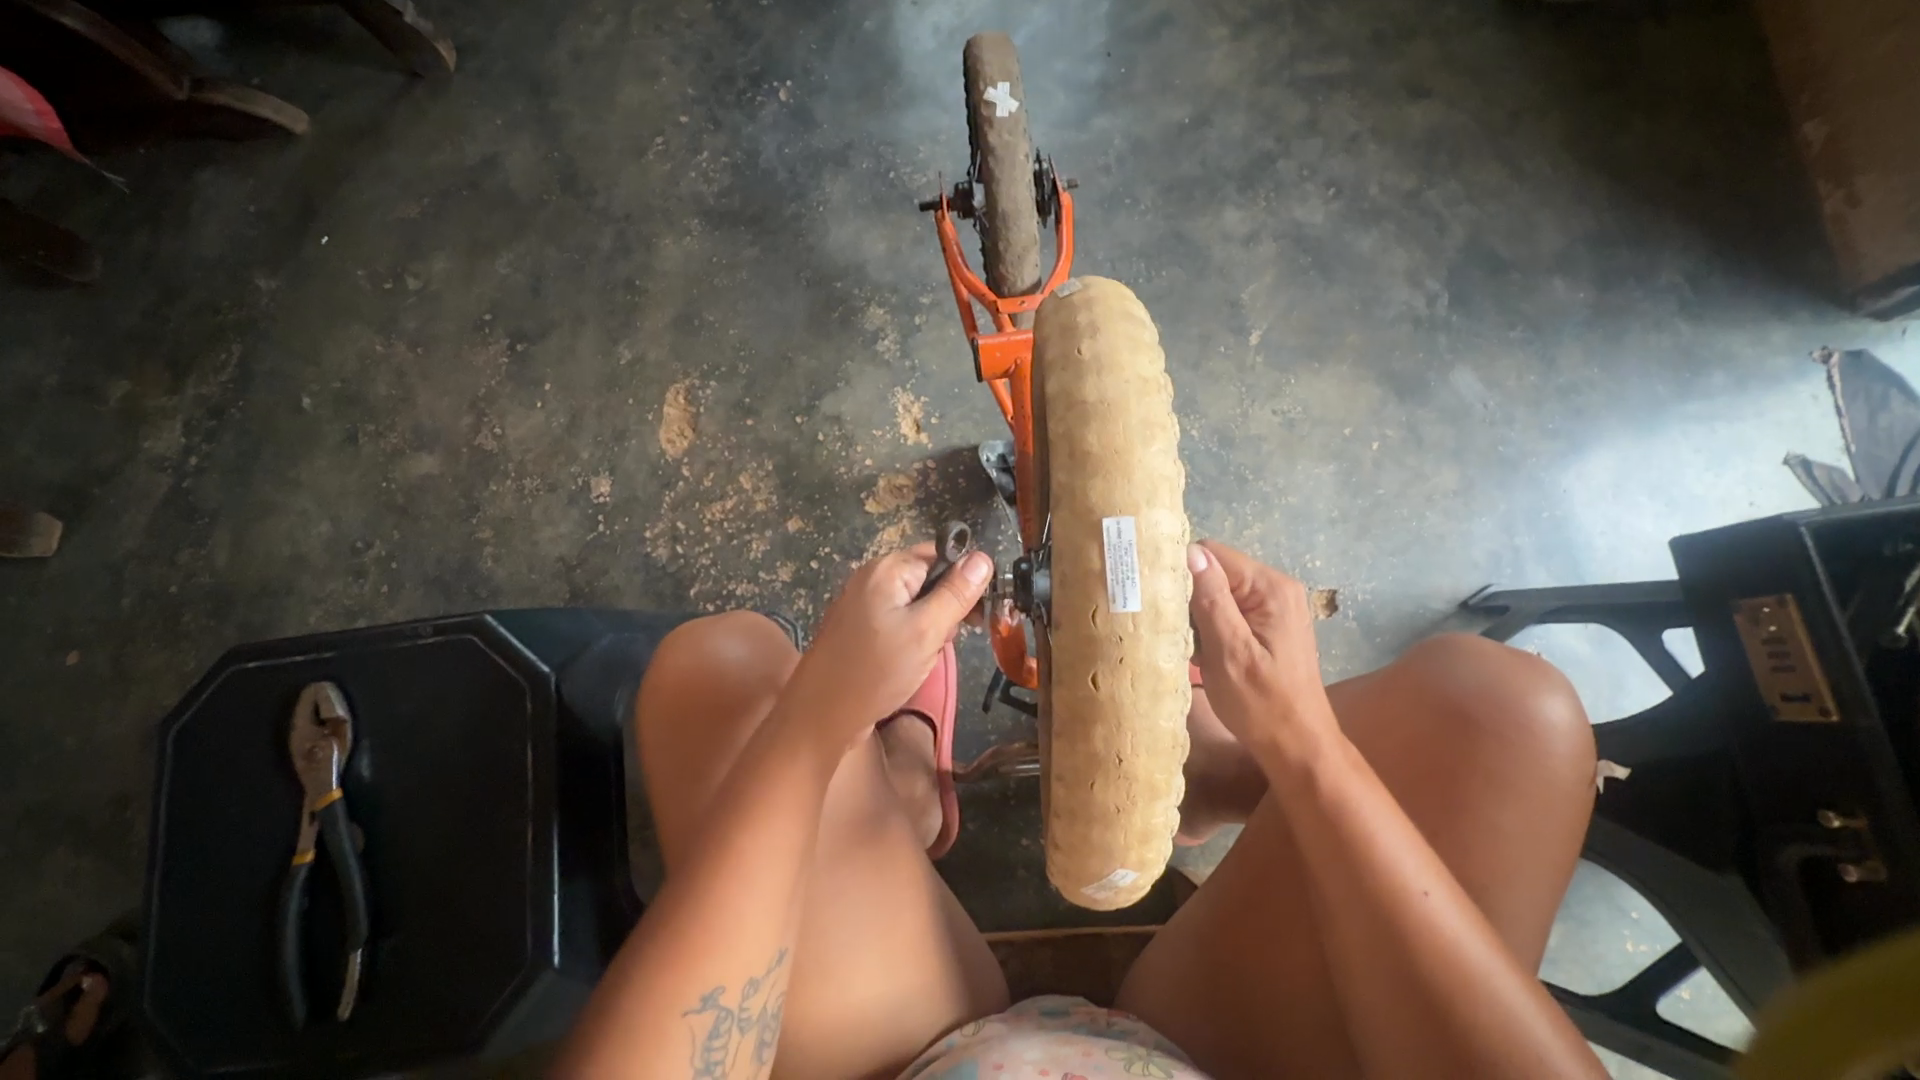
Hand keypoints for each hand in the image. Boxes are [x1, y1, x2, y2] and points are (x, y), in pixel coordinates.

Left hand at [779, 542, 992, 749]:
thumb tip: (984, 557)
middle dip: (945, 611)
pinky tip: (908, 665)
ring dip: (930, 630)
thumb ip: (956, 594)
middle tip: (942, 641)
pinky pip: (898, 623)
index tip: (977, 615)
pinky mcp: (859, 629)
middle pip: (929, 580)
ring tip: (923, 658)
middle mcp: (872, 578)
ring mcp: (862, 604)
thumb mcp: (926, 631)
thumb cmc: (875, 671)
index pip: (941, 556)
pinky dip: (911, 640)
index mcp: (887, 569)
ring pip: (916, 606)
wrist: (820, 717)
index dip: (964, 582)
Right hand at [1187, 540, 1340, 768]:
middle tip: (1175, 632)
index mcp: (1270, 588)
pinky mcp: (1268, 626)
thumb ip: (1211, 599)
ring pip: (1217, 593)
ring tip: (1189, 647)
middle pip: (1215, 572)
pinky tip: (1204, 654)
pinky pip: (1228, 611)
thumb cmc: (1261, 704)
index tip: (1159, 600)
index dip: (1182, 573)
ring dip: (1197, 617)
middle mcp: (1276, 588)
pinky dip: (1210, 629)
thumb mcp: (1229, 651)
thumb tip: (1190, 551)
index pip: (1212, 554)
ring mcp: (1274, 607)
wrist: (1297, 746)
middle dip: (1189, 598)